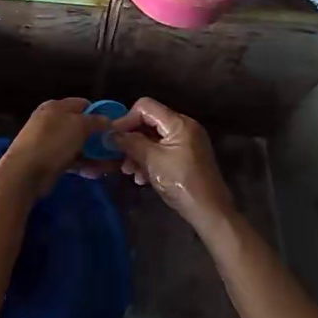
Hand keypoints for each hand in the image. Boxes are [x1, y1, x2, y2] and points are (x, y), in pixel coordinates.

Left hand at [0, 98, 105, 191]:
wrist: (25, 173)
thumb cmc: (53, 142)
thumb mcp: (79, 126)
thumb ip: (96, 121)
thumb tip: (109, 121)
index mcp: (55, 107)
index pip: (83, 104)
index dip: (100, 113)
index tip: (115, 126)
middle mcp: (52, 121)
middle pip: (81, 126)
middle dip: (99, 138)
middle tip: (115, 148)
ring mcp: (50, 142)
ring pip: (78, 145)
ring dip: (94, 154)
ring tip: (110, 165)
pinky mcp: (50, 161)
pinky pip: (72, 160)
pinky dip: (83, 165)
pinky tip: (95, 173)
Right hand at [109, 98, 233, 234]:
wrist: (209, 211)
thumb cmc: (181, 182)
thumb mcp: (152, 161)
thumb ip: (130, 143)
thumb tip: (108, 134)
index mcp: (179, 123)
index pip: (146, 106)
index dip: (126, 119)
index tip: (112, 137)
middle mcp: (184, 128)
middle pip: (149, 123)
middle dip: (131, 139)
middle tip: (117, 157)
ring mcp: (186, 143)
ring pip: (154, 139)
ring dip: (138, 153)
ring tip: (129, 172)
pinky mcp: (186, 158)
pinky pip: (162, 151)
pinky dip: (150, 161)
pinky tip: (142, 179)